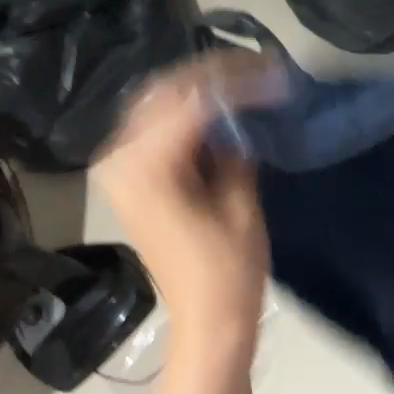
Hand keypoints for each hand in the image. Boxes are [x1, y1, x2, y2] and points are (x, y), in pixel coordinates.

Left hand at [94, 54, 272, 347]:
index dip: (235, 81)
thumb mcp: (241, 209)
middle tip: (260, 68)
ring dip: (201, 95)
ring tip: (247, 87)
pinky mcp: (131, 181)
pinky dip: (190, 120)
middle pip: (165, 94)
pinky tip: (224, 116)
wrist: (207, 324)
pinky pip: (158, 133)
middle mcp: (118, 157)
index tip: (274, 70)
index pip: (190, 100)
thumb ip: (236, 152)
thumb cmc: (229, 276)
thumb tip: (241, 117)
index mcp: (144, 165)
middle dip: (213, 77)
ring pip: (159, 108)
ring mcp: (119, 169)